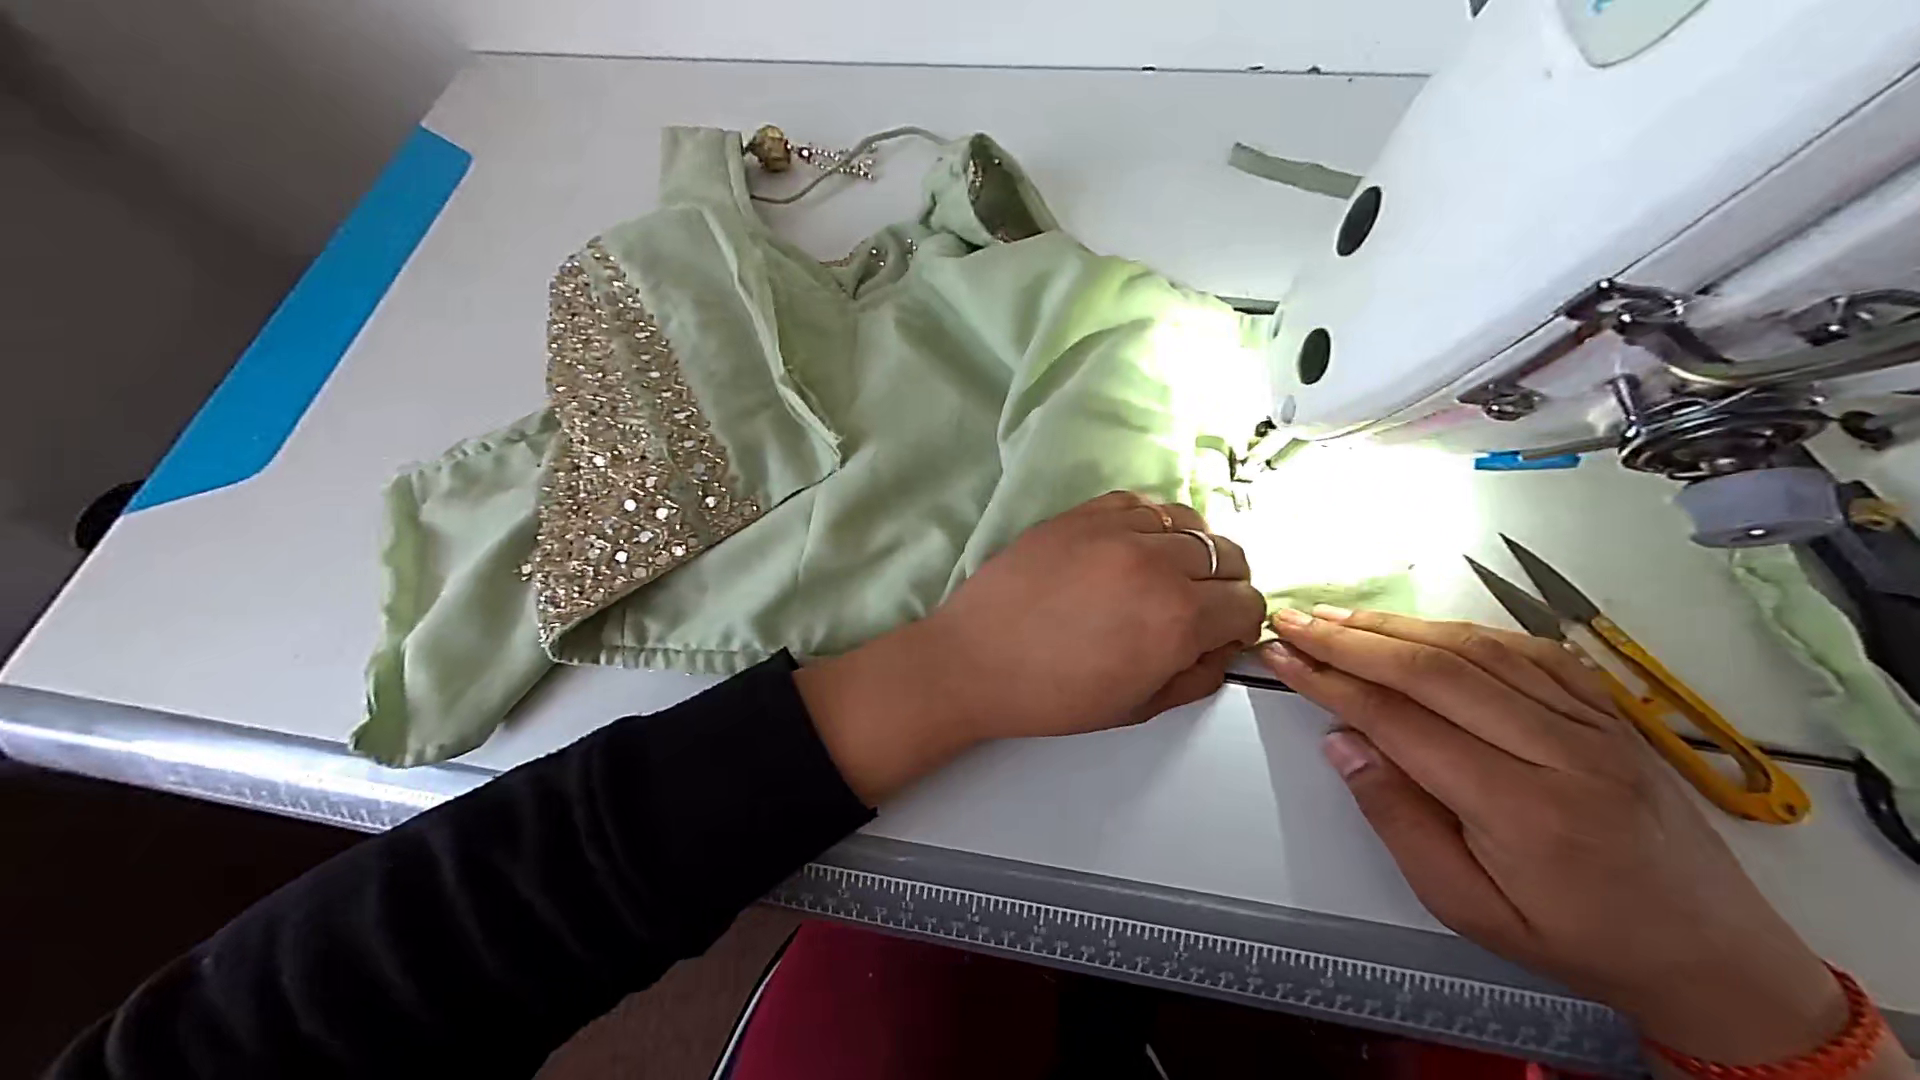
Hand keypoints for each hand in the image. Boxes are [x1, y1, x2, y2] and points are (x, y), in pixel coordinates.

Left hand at [798, 491, 1265, 802]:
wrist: (975, 660)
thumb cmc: (1053, 696)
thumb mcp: (1138, 706)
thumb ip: (1198, 676)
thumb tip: (1224, 646)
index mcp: (1178, 619)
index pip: (1248, 603)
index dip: (1239, 625)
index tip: (1217, 635)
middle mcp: (1156, 564)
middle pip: (1228, 555)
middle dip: (1224, 585)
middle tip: (1194, 606)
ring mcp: (1116, 530)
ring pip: (1189, 521)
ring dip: (1191, 549)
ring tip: (1163, 573)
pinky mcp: (1081, 513)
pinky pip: (1140, 503)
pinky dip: (1149, 523)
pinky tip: (1131, 547)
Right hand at [1257, 607, 1868, 1067]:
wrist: (1714, 956)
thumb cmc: (1576, 939)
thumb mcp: (1467, 908)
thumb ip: (1398, 821)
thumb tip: (1342, 742)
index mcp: (1522, 810)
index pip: (1401, 721)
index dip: (1329, 682)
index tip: (1280, 656)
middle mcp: (1561, 752)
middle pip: (1434, 670)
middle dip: (1349, 639)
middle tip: (1292, 621)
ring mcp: (1592, 724)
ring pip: (1475, 648)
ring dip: (1394, 625)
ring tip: (1335, 616)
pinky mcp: (1608, 711)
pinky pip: (1526, 649)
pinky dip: (1458, 628)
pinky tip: (1417, 626)